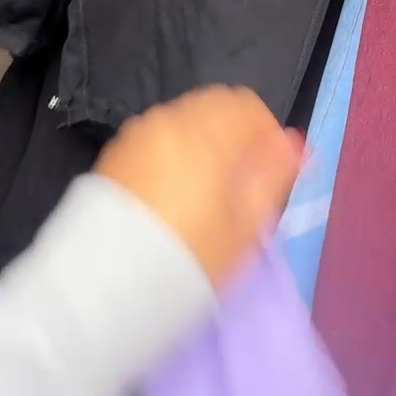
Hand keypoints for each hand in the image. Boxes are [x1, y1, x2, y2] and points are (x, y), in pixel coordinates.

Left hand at [95, 86, 303, 285]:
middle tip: (241, 181)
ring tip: (207, 189)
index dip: (267, 135)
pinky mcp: (117, 151)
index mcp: (207, 132)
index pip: (249, 107)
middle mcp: (172, 120)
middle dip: (236, 133)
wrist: (100, 289)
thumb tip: (295, 145)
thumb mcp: (243, 227)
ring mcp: (140, 133)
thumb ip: (274, 176)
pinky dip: (176, 148)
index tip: (270, 172)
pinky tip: (174, 190)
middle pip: (217, 106)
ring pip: (187, 118)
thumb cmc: (186, 261)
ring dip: (206, 139)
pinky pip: (159, 134)